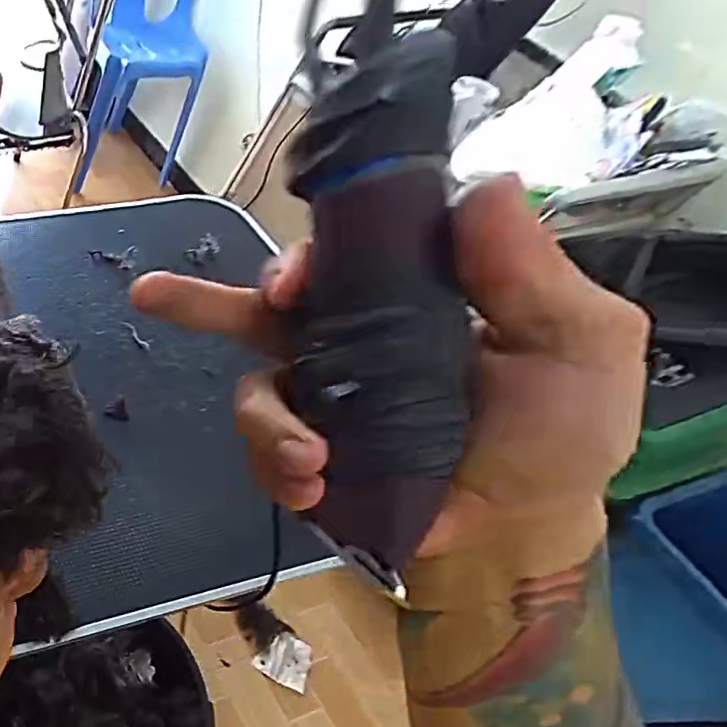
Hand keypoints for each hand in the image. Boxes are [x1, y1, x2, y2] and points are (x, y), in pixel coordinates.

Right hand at [130, 176, 647, 558]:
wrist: (519, 538)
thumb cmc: (559, 440)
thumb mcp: (575, 345)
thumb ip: (528, 275)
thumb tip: (480, 189)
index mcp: (403, 310)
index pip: (333, 267)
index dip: (294, 265)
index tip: (283, 285)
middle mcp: (350, 353)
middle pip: (261, 317)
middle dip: (206, 306)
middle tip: (151, 296)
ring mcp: (322, 413)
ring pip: (253, 395)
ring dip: (266, 426)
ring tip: (311, 464)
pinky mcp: (306, 467)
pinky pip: (262, 457)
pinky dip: (275, 471)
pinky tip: (310, 489)